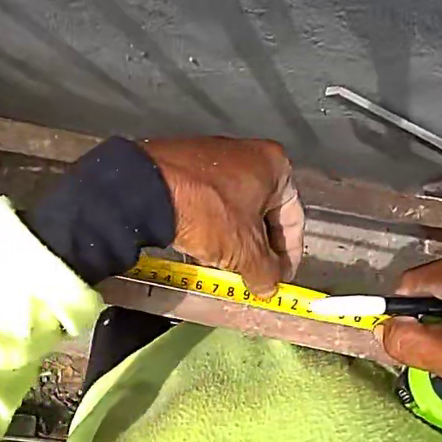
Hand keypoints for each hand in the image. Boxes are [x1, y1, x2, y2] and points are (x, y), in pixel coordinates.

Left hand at [141, 137, 304, 296]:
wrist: (147, 190)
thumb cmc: (207, 212)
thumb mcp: (244, 251)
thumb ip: (265, 272)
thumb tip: (268, 286)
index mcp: (275, 165)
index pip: (294, 219)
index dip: (290, 255)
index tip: (280, 278)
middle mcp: (249, 154)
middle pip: (265, 215)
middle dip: (260, 251)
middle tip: (256, 278)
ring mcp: (215, 157)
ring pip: (236, 211)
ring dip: (236, 243)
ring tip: (229, 269)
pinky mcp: (187, 167)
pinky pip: (210, 204)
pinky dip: (213, 230)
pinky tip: (204, 252)